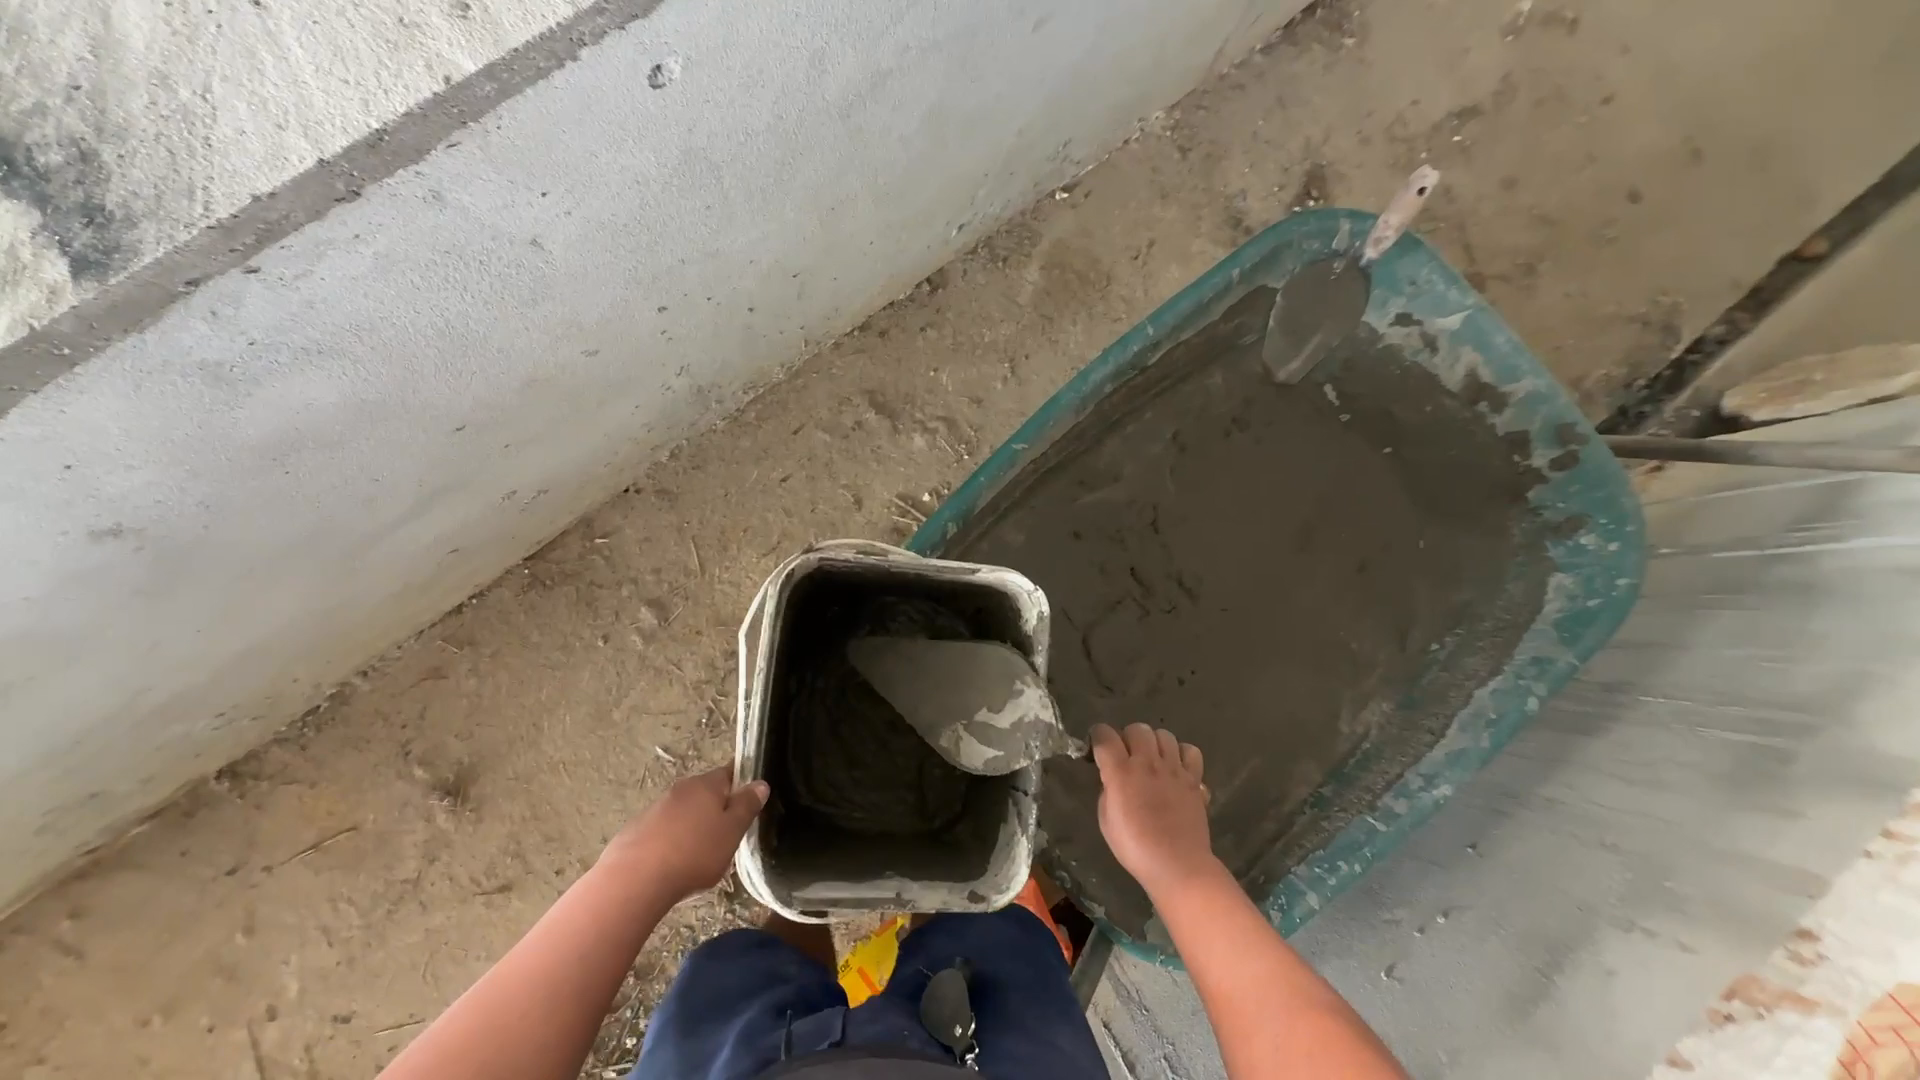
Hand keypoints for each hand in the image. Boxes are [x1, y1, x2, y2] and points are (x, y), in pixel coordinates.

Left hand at [597, 766, 768, 904]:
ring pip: (684, 813)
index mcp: (706, 785)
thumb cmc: (694, 853)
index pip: (729, 772)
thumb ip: (747, 806)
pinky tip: (673, 865)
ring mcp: (655, 809)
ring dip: (694, 827)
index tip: (749, 804)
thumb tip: (760, 783)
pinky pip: (664, 831)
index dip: (742, 785)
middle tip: (728, 836)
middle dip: (717, 810)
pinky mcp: (636, 830)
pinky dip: (672, 842)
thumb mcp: (732, 832)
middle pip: (705, 794)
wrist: (634, 880)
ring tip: (700, 856)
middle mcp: (680, 790)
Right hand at [1090, 723, 1221, 897]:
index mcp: (1121, 772)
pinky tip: (1176, 769)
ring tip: (1152, 760)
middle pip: (1137, 728)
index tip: (1097, 750)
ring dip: (1154, 744)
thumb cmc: (1135, 848)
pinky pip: (1190, 752)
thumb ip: (1108, 790)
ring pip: (1164, 735)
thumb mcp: (1106, 820)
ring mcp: (1175, 769)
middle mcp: (1148, 763)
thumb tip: (1114, 779)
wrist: (1177, 865)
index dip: (1097, 737)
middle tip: (1126, 757)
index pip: (1104, 735)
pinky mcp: (1194, 780)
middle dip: (1127, 738)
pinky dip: (1182, 755)